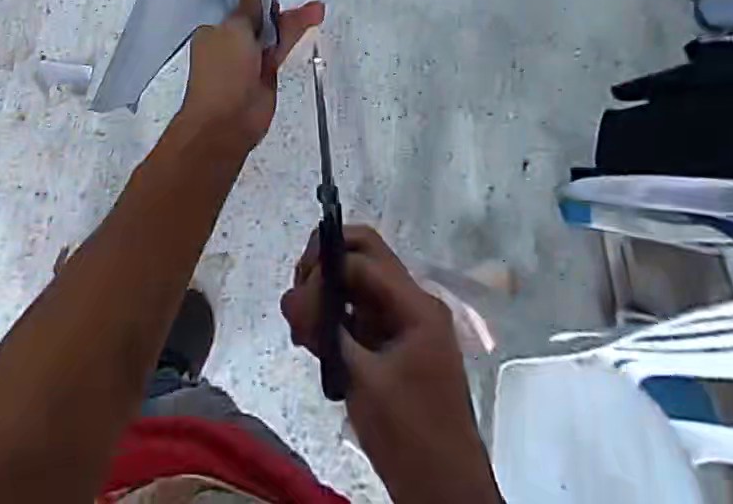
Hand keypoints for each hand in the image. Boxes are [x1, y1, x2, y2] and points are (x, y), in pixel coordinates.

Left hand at [175, 0, 323, 150]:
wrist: (227, 121)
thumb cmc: (222, 74)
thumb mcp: (234, 31)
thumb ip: (248, 10)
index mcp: (212, 30)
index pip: (235, 7)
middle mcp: (229, 43)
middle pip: (257, 19)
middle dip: (275, 9)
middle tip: (297, 1)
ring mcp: (248, 59)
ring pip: (272, 34)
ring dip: (291, 21)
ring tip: (315, 9)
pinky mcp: (265, 74)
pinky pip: (280, 49)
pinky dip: (293, 36)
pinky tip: (308, 22)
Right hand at [281, 226, 501, 503]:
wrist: (445, 492)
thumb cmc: (410, 434)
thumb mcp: (362, 379)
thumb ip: (324, 331)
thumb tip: (288, 297)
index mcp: (416, 305)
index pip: (361, 259)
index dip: (324, 271)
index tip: (299, 304)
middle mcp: (410, 301)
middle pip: (361, 253)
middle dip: (323, 265)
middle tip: (300, 298)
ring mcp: (400, 320)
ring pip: (354, 279)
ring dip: (323, 291)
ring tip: (301, 328)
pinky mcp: (389, 340)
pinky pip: (354, 308)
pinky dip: (330, 314)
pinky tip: (311, 340)